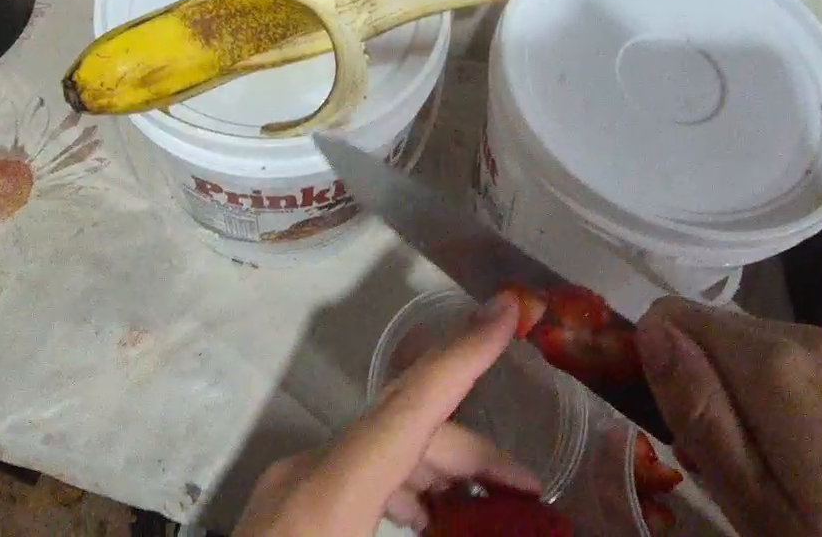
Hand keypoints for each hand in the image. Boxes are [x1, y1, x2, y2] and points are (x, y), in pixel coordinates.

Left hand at [236, 294, 541, 535]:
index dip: (465, 354)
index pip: (410, 406)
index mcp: (329, 497)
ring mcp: (291, 491)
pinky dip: (402, 492)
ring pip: (382, 455)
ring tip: (490, 511)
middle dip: (476, 454)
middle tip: (535, 492)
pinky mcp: (285, 512)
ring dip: (440, 474)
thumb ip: (440, 532)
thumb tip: (495, 523)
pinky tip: (428, 520)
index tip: (509, 308)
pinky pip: (358, 480)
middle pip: (406, 434)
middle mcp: (307, 476)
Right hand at [636, 297, 821, 536]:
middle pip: (716, 331)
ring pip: (758, 346)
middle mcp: (810, 336)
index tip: (680, 431)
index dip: (661, 366)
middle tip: (725, 466)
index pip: (673, 316)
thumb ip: (698, 410)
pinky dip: (786, 396)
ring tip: (772, 471)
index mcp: (774, 361)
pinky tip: (815, 461)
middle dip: (703, 382)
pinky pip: (803, 363)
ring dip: (743, 391)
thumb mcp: (757, 505)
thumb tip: (651, 328)